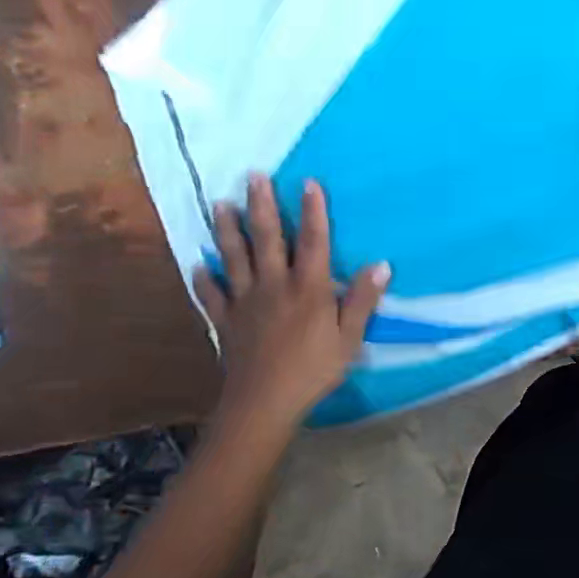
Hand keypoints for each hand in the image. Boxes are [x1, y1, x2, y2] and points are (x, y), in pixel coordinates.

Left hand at [192, 173, 389, 433]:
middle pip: (267, 239)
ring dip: (227, 230)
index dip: (313, 211)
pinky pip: (212, 295)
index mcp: (308, 288)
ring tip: (221, 204)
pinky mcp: (226, 320)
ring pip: (234, 258)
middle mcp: (274, 286)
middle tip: (253, 176)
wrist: (264, 402)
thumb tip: (381, 264)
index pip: (312, 242)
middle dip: (261, 206)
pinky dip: (203, 279)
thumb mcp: (350, 337)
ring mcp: (245, 301)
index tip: (308, 182)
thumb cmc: (314, 369)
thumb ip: (363, 300)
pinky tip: (197, 266)